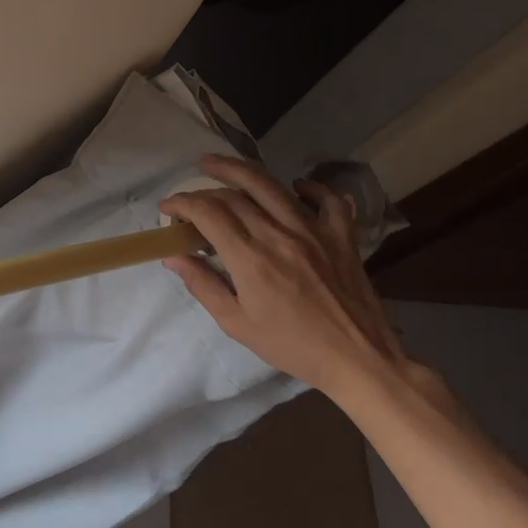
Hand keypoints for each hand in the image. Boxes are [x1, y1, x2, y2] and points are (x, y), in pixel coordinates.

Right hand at [159, 154, 404, 399]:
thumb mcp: (237, 324)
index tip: (167, 208)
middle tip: (188, 195)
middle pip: (233, 195)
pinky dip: (312, 187)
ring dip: (239, 170)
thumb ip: (203, 286)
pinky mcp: (342, 239)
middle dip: (203, 189)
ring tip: (217, 164)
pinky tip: (296, 186)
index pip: (207, 212)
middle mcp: (279, 236)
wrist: (360, 363)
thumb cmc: (293, 347)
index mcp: (250, 259)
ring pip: (271, 186)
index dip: (181, 203)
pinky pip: (329, 201)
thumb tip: (173, 258)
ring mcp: (314, 233)